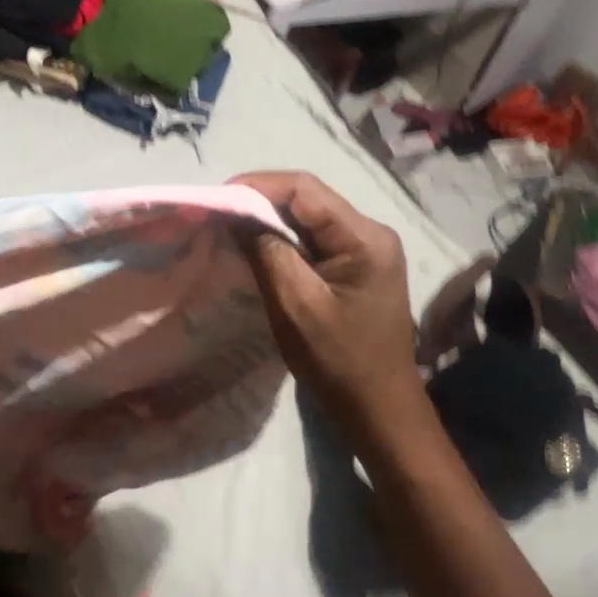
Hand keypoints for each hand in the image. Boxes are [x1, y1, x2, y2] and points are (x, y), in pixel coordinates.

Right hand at [229, 172, 420, 429]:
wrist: (379, 411)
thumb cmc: (339, 362)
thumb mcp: (295, 305)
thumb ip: (266, 251)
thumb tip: (236, 212)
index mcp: (365, 238)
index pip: (305, 189)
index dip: (258, 185)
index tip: (218, 199)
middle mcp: (371, 232)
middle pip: (308, 199)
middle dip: (260, 201)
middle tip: (219, 214)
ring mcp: (367, 249)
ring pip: (309, 217)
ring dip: (269, 219)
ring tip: (231, 227)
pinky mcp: (357, 265)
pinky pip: (314, 238)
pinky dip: (283, 238)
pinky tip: (257, 247)